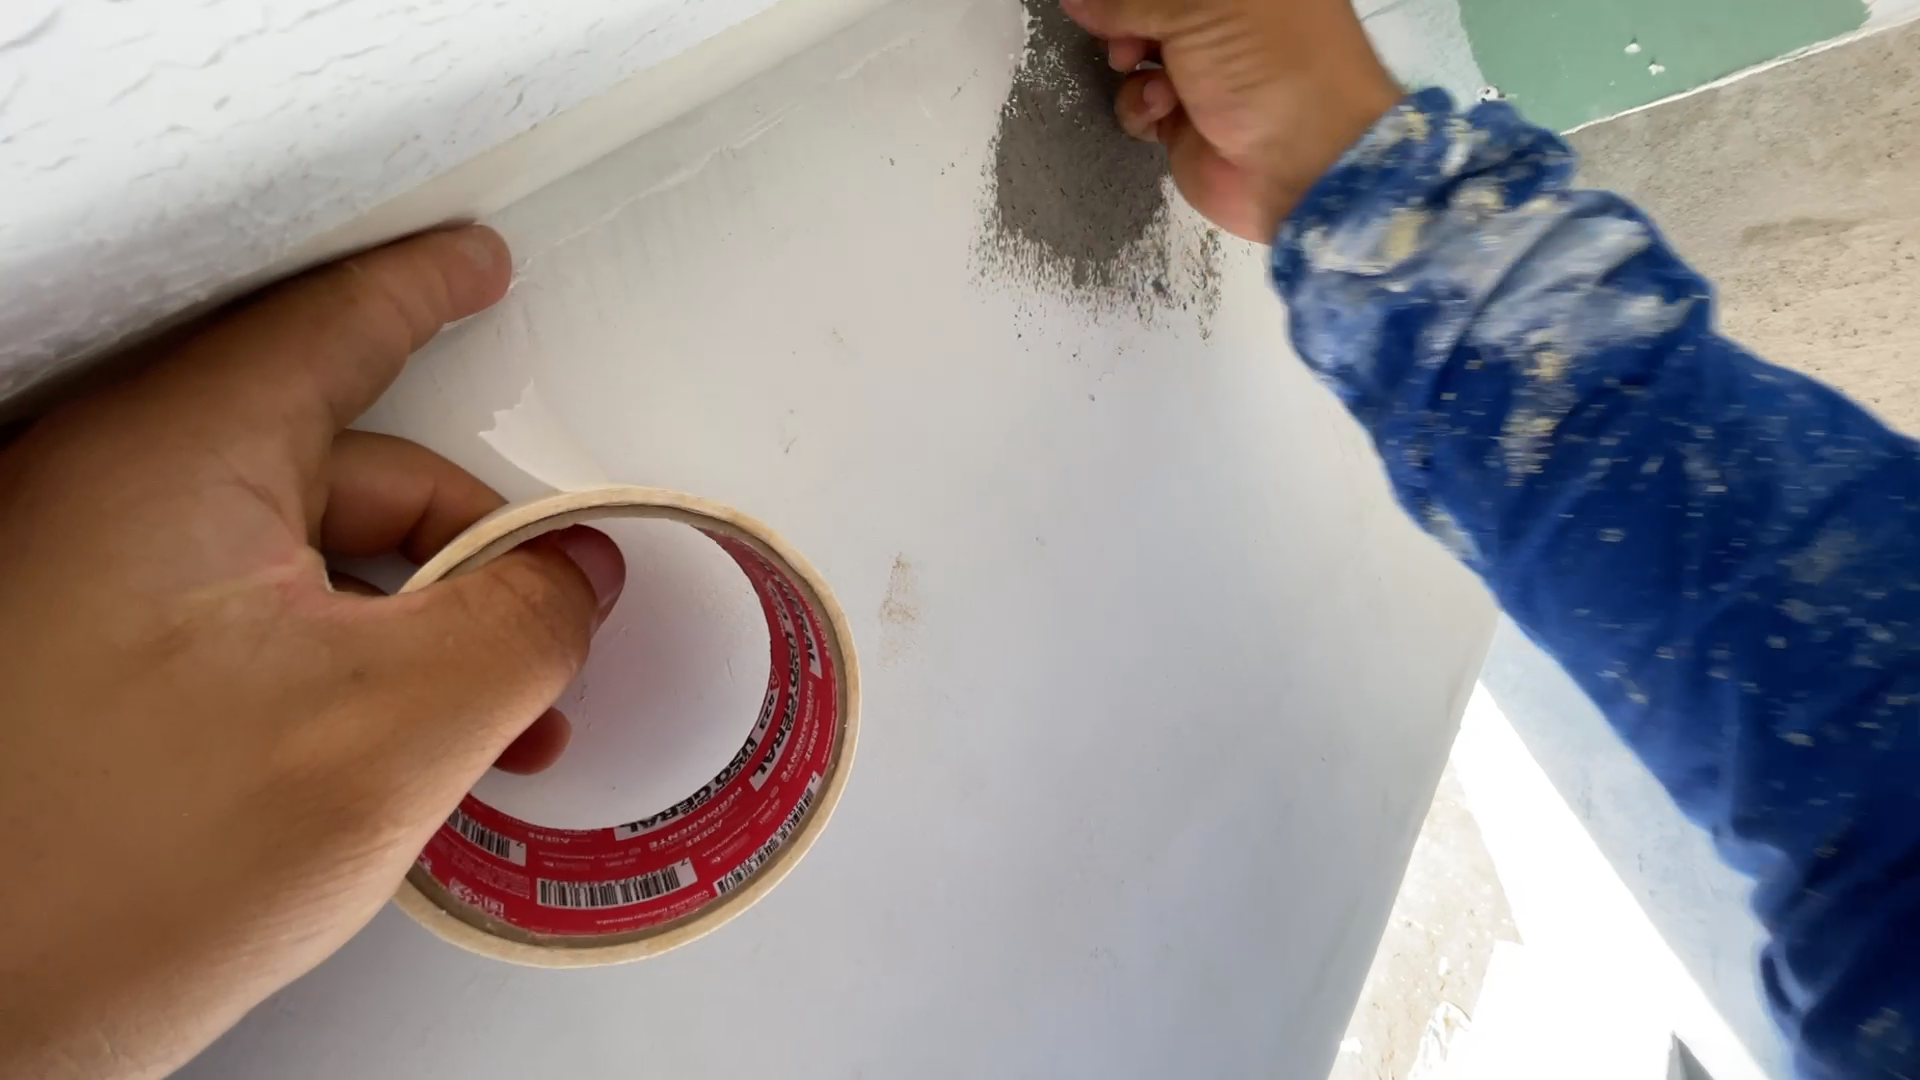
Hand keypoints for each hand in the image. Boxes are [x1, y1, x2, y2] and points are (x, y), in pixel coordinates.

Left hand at [0, 227, 625, 1079]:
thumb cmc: (88, 895)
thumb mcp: (390, 733)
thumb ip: (526, 625)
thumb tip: (586, 572)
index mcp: (170, 482)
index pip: (329, 329)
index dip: (425, 287)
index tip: (478, 259)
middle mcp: (127, 514)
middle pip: (379, 484)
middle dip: (488, 562)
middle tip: (552, 638)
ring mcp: (122, 593)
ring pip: (354, 569)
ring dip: (450, 636)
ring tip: (496, 728)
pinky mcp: (126, 665)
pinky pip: (310, 625)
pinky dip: (392, 670)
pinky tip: (424, 747)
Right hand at [1061, 0, 1402, 241]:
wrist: (1297, 163)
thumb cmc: (1265, 61)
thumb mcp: (1199, 6)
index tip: (1097, 0)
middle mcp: (1224, 17)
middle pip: (1151, 8)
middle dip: (1126, 15)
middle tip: (1120, 30)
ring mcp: (1202, 69)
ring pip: (1138, 51)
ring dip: (1130, 58)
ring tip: (1137, 66)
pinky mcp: (1184, 121)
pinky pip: (1141, 105)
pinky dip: (1141, 107)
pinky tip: (1160, 109)